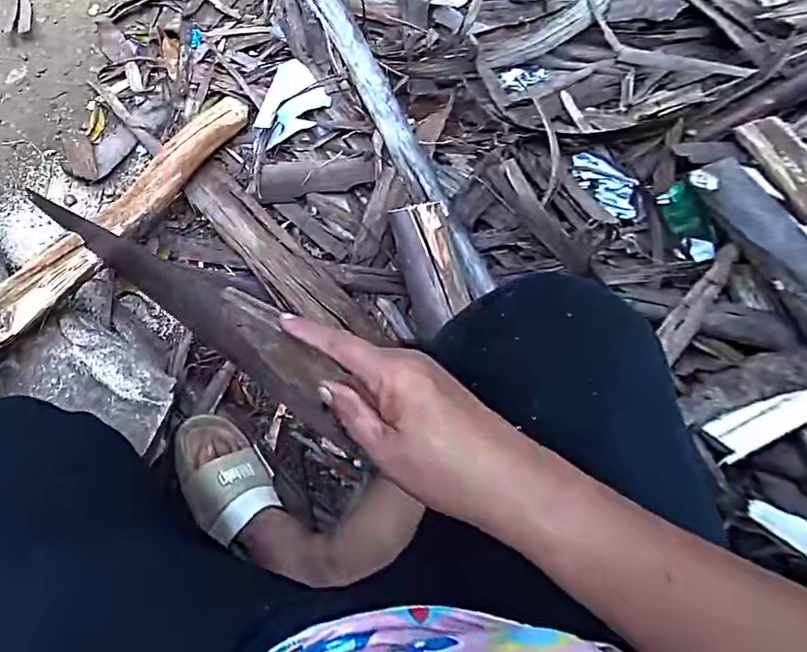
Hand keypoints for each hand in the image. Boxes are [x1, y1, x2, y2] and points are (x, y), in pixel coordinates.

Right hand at [283, 314, 556, 531]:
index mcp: (393, 372)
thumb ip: (351, 413)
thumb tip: (329, 385)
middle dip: (340, 377)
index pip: (340, 344)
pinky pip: (397, 382)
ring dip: (363, 392)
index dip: (309, 332)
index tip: (283, 318)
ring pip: (379, 373)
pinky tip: (388, 427)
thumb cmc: (451, 473)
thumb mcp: (386, 451)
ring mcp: (430, 372)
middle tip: (323, 405)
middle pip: (359, 359)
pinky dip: (382, 396)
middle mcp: (411, 361)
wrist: (523, 488)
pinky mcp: (442, 386)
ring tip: (364, 429)